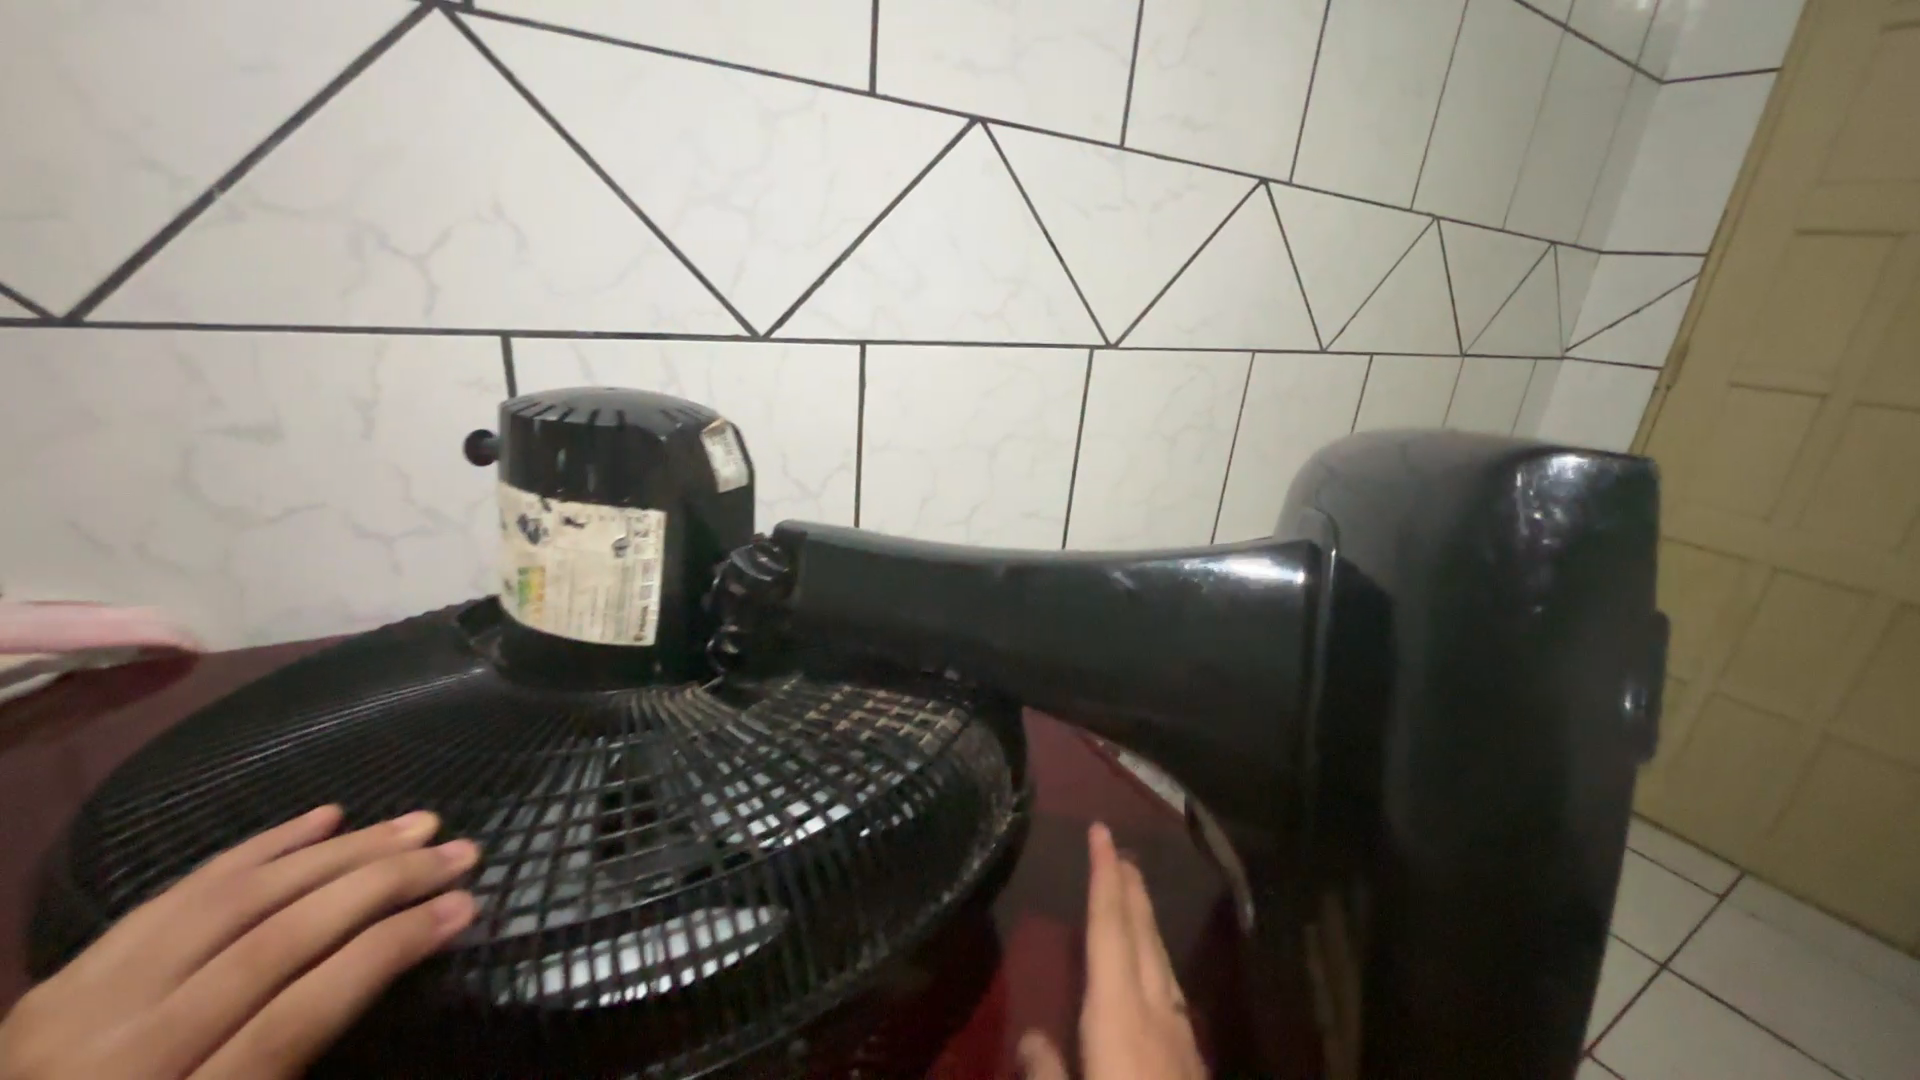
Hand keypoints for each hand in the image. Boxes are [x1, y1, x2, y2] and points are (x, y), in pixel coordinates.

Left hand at [0, 806, 477, 1079]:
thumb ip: (302, 1053)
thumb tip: (396, 952)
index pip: (303, 1010)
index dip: (392, 949)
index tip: (465, 907)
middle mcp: (116, 1057)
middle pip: (274, 943)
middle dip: (384, 885)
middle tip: (459, 852)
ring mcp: (75, 1012)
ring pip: (234, 901)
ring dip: (341, 851)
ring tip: (416, 823)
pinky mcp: (60, 982)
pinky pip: (174, 894)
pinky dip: (258, 848)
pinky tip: (323, 817)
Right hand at [1019, 822, 1206, 1079]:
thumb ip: (1048, 1071)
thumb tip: (1034, 1035)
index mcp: (1119, 1014)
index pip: (1109, 928)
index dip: (1103, 877)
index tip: (1100, 833)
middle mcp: (1154, 1011)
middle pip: (1140, 933)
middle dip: (1129, 888)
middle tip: (1117, 850)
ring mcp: (1179, 1036)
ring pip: (1160, 958)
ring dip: (1144, 920)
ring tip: (1134, 894)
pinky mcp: (1191, 1061)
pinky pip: (1169, 988)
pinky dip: (1155, 960)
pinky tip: (1155, 974)